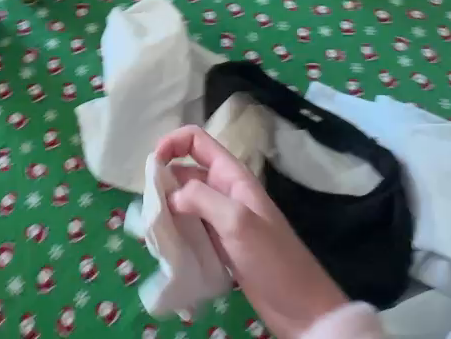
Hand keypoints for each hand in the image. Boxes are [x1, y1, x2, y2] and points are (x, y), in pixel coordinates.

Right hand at [155, 126, 351, 338]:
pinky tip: (165, 245)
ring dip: (167, 209)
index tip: (153, 165)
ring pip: (184, 202)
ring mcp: (221, 219)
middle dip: (163, 181)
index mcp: (232, 175)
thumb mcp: (238, 221)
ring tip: (152, 227)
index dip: (172, 143)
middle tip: (149, 205)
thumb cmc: (273, 258)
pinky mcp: (218, 245)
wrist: (301, 309)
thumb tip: (170, 195)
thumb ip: (202, 198)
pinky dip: (175, 232)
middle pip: (185, 171)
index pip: (196, 141)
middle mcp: (224, 191)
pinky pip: (189, 228)